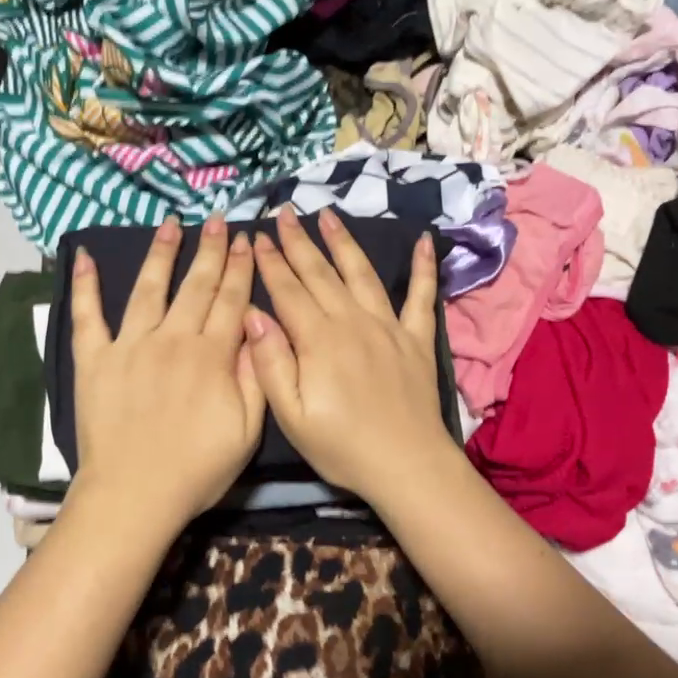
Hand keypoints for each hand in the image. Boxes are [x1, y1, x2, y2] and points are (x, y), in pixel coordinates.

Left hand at [68, 214, 264, 526]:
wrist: (134, 494)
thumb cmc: (197, 469)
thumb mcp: (248, 430)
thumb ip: (255, 376)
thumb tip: (258, 329)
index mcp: (212, 355)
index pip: (231, 300)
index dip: (240, 268)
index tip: (245, 239)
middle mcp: (173, 339)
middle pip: (195, 285)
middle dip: (209, 250)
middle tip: (216, 219)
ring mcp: (130, 345)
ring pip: (149, 288)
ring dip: (161, 253)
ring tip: (171, 224)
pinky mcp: (95, 359)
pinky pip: (88, 315)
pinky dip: (84, 285)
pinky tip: (81, 256)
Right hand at [245, 207, 465, 501]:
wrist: (407, 465)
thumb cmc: (342, 447)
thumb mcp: (292, 415)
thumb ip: (271, 362)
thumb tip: (252, 314)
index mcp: (318, 340)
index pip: (288, 291)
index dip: (270, 262)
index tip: (255, 235)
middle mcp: (352, 322)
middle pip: (321, 273)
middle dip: (299, 241)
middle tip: (284, 211)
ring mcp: (388, 327)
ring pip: (362, 273)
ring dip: (344, 242)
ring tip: (329, 215)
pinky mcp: (417, 339)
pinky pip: (421, 296)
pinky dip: (424, 268)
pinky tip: (426, 241)